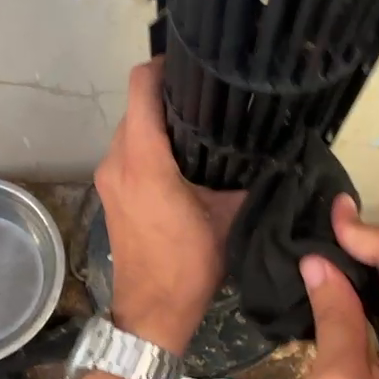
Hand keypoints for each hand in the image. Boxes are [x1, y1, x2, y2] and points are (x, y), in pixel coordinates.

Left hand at [95, 58, 243, 353]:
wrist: (152, 313)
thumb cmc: (188, 265)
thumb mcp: (226, 218)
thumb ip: (244, 179)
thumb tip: (270, 152)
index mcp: (143, 160)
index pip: (141, 87)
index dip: (164, 66)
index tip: (193, 65)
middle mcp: (117, 161)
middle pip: (136, 106)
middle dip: (168, 97)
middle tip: (209, 99)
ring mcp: (108, 178)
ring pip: (130, 130)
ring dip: (158, 124)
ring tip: (199, 128)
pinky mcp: (109, 194)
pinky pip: (127, 153)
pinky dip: (149, 147)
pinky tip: (182, 160)